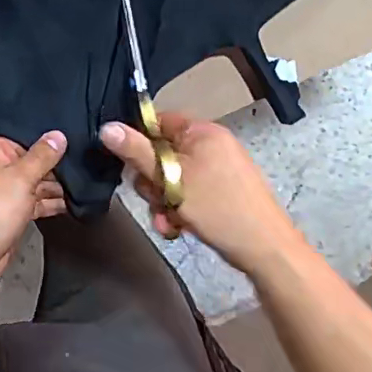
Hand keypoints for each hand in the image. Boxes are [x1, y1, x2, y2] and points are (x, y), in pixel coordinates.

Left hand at [0, 131, 67, 282]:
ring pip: (28, 185)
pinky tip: (66, 205)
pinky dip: (44, 204)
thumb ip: (43, 155)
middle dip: (50, 171)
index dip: (43, 150)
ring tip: (77, 191)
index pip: (21, 141)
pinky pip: (27, 202)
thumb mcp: (23, 177)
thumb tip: (58, 135)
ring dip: (51, 189)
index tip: (66, 154)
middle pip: (26, 163)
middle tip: (77, 175)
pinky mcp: (3, 213)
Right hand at [99, 115, 306, 276]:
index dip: (138, 141)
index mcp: (202, 132)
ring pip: (172, 178)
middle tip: (155, 200)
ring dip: (162, 201)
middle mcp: (211, 145)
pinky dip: (179, 209)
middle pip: (161, 153)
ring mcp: (218, 169)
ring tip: (168, 220)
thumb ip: (136, 152)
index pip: (158, 121)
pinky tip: (178, 227)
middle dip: (152, 182)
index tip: (128, 165)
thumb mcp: (170, 178)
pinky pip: (188, 193)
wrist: (265, 250)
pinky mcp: (221, 192)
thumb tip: (106, 127)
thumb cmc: (218, 207)